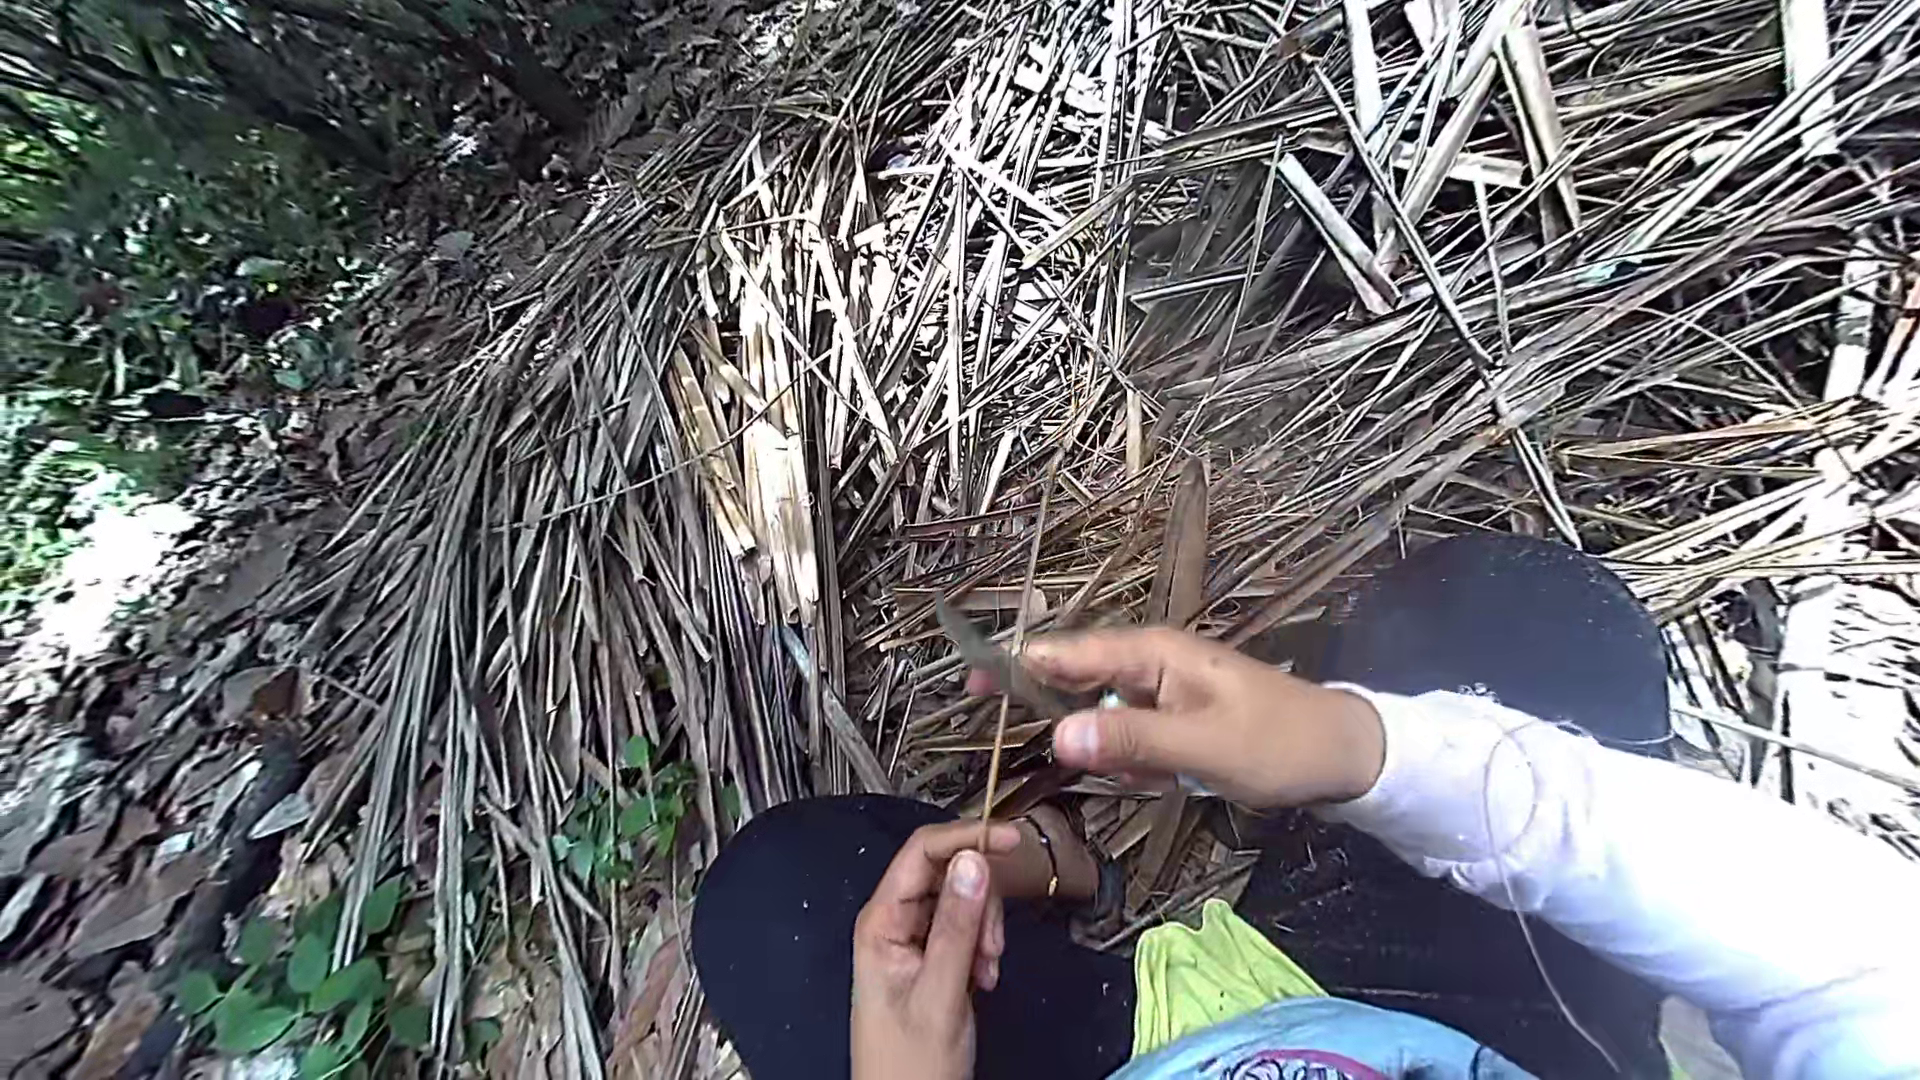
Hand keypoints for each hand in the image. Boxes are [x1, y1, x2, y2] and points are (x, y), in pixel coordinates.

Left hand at [851, 820, 1020, 1079]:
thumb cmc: (909, 1070)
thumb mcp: (939, 995)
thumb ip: (957, 925)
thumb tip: (973, 859)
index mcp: (882, 919)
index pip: (923, 850)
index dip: (966, 836)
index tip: (1009, 838)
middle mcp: (895, 918)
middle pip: (946, 870)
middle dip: (980, 899)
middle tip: (993, 940)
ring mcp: (913, 934)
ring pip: (961, 896)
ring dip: (984, 926)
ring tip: (986, 968)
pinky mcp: (931, 950)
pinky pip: (965, 922)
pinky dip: (982, 943)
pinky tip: (983, 975)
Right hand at [1015, 627, 1385, 807]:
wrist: (1343, 753)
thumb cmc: (1276, 743)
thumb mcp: (1203, 745)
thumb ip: (1129, 739)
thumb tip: (1059, 736)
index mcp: (1150, 652)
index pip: (1069, 652)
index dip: (1018, 664)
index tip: (973, 679)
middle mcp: (1147, 659)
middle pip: (1075, 674)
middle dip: (1055, 706)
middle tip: (1032, 733)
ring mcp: (1158, 683)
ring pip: (1100, 707)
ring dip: (1105, 742)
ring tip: (1153, 774)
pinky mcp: (1168, 708)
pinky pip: (1127, 727)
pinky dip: (1131, 754)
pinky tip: (1164, 776)